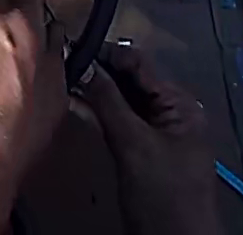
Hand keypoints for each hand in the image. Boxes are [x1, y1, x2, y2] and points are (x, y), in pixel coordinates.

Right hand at [79, 43, 225, 234]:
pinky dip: (98, 110)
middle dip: (99, 70)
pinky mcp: (142, 149)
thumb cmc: (163, 195)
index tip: (73, 46)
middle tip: (63, 61)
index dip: (107, 53)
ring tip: (64, 78)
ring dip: (95, 90)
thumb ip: (108, 101)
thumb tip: (84, 62)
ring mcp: (156, 131)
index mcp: (179, 104)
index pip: (139, 63)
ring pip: (121, 98)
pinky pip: (119, 119)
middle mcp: (170, 111)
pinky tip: (74, 102)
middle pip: (130, 79)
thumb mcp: (134, 145)